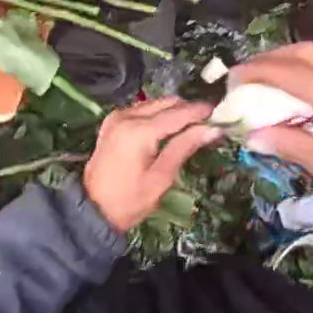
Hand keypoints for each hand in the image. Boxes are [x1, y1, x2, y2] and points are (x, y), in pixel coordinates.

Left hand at [83, 97, 222, 231]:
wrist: (92, 209)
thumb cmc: (129, 200)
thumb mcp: (161, 177)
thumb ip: (184, 147)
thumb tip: (212, 129)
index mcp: (139, 131)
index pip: (178, 114)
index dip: (201, 112)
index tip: (220, 113)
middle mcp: (126, 116)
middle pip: (166, 103)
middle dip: (188, 110)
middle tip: (208, 123)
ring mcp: (117, 117)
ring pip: (154, 104)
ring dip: (174, 111)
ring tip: (193, 126)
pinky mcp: (112, 122)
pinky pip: (142, 110)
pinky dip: (158, 115)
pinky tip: (169, 129)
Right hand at [228, 43, 312, 223]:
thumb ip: (289, 143)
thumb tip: (253, 135)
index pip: (288, 71)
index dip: (256, 71)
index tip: (233, 78)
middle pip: (306, 51)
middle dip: (273, 57)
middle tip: (248, 74)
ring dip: (294, 61)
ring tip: (271, 80)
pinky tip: (304, 89)